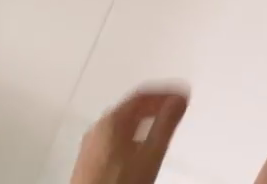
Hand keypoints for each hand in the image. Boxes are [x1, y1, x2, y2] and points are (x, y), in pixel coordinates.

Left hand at [69, 87, 188, 183]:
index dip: (164, 93)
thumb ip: (167, 123)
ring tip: (158, 129)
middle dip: (153, 107)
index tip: (180, 94)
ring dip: (142, 123)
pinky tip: (137, 152)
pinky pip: (111, 140)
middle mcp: (96, 129)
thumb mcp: (150, 153)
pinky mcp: (86, 164)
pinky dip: (129, 138)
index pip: (142, 95)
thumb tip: (179, 98)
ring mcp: (89, 147)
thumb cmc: (118, 182)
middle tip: (171, 108)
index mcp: (111, 120)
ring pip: (120, 125)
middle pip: (130, 109)